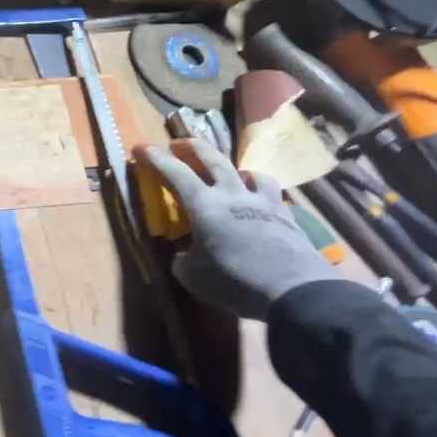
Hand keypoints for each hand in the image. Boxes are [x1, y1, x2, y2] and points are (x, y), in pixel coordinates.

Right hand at [137, 138, 337, 319]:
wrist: (297, 292)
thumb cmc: (235, 279)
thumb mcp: (192, 275)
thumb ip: (183, 259)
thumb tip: (183, 254)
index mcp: (203, 204)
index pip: (174, 172)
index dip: (155, 157)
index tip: (139, 147)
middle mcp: (233, 195)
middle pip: (214, 159)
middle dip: (193, 147)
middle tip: (179, 144)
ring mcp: (265, 204)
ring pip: (251, 174)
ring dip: (236, 170)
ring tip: (232, 175)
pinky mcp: (288, 219)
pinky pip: (273, 197)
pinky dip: (261, 194)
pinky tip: (259, 205)